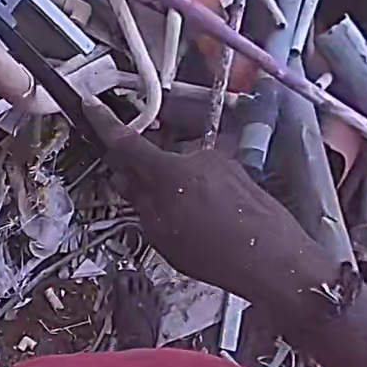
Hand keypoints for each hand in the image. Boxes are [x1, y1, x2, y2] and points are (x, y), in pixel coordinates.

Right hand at [82, 96, 341, 326]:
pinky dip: (195, 196)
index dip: (105, 124)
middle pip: (157, 159)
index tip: (90, 104)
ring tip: (180, 226)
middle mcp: (197, 157)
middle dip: (144, 177)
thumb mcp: (161, 233)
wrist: (276, 262)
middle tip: (138, 202)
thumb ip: (140, 201)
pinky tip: (204, 225)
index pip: (128, 143)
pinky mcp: (239, 174)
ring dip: (173, 190)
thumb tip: (127, 179)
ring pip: (182, 171)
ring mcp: (222, 163)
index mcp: (170, 171)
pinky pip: (204, 179)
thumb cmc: (214, 253)